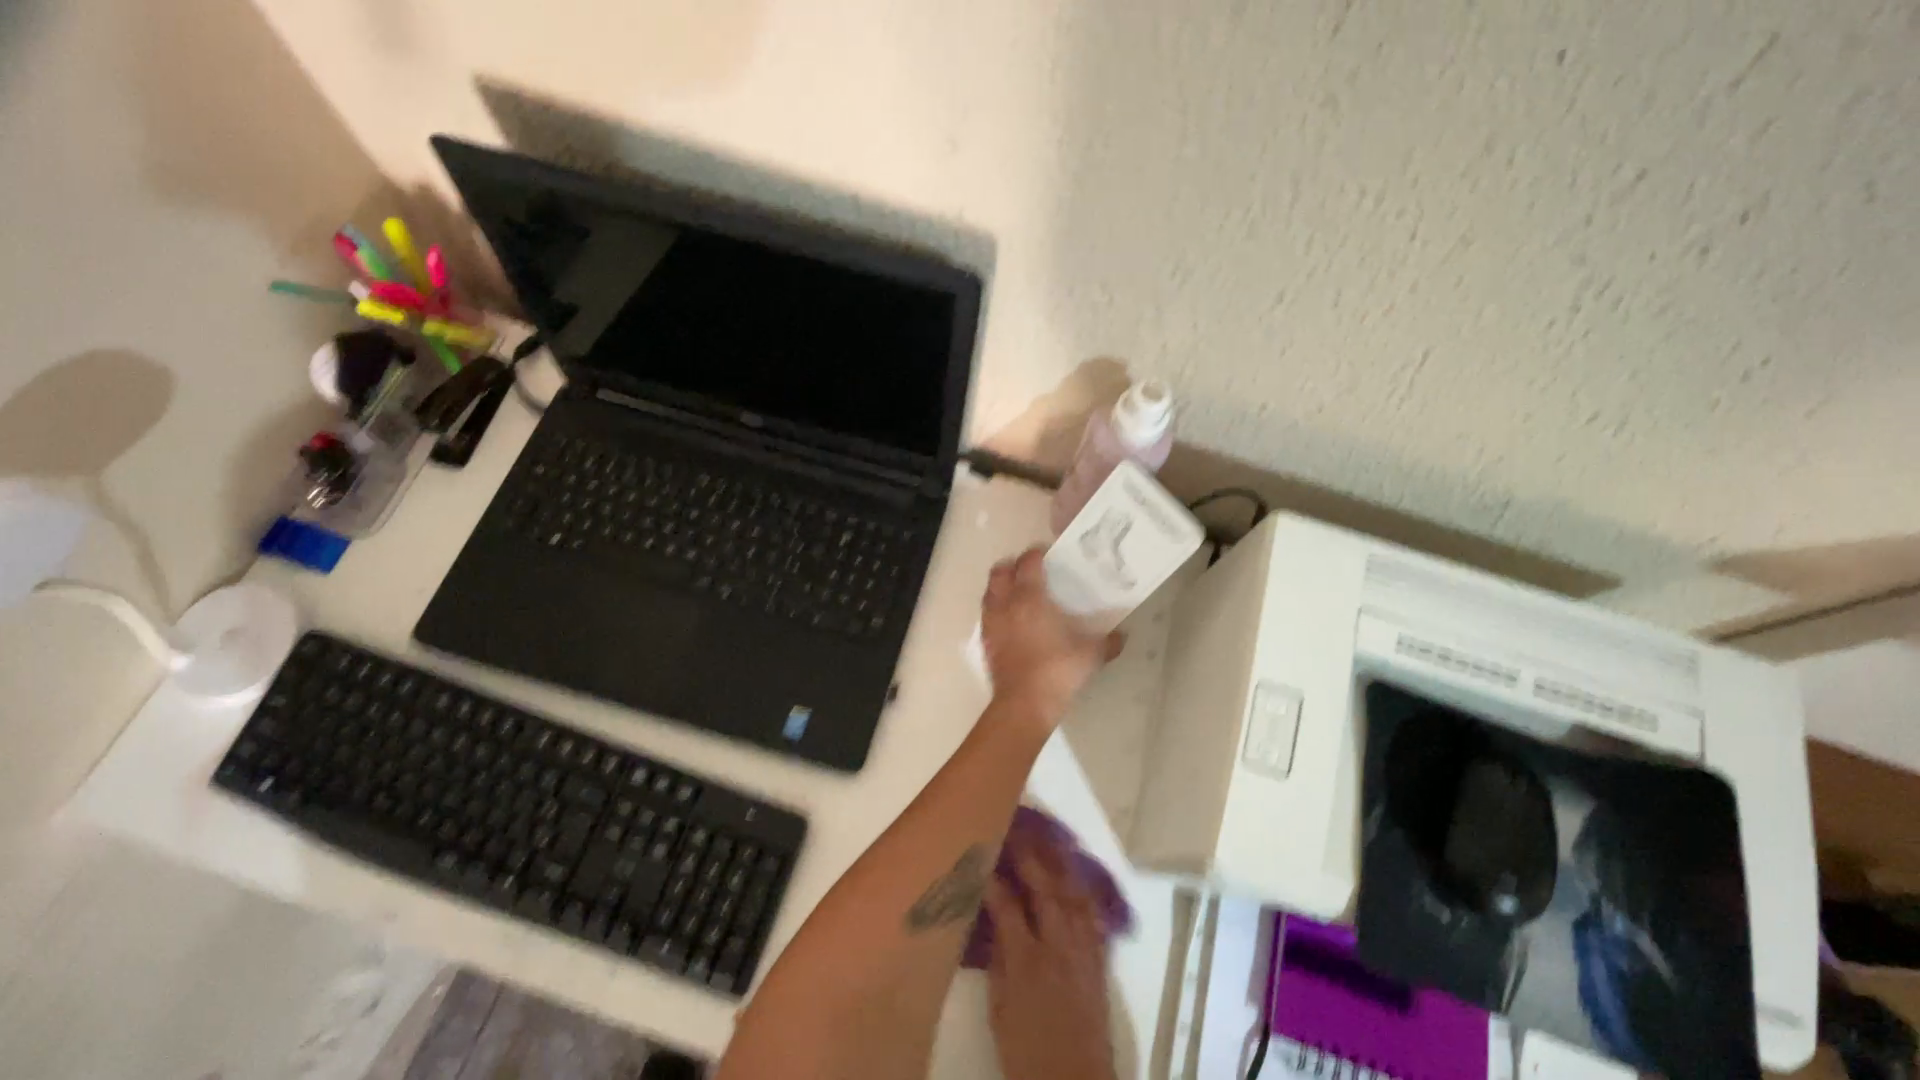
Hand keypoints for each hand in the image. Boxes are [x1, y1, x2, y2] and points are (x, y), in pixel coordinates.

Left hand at [981, 548, 1121, 724]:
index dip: (1036, 554)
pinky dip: (996, 611)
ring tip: (1018, 594)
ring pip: (989, 592)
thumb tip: (1122, 636)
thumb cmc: (1058, 671)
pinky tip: (1011, 622)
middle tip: (1029, 571)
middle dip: (1012, 566)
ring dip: (1000, 587)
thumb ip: (1108, 642)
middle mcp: (1006, 604)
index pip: (1027, 562)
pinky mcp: (985, 643)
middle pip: (999, 571)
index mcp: (1030, 598)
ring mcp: (992, 624)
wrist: (1024, 704)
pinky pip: (987, 616)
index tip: (1047, 555)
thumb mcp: (1091, 656)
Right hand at [982, 833, 1117, 1079]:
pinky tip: (1077, 878)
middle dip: (1030, 857)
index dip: (993, 879)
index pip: (1007, 905)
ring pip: (1074, 896)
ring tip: (1049, 839)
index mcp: (1027, 961)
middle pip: (1046, 889)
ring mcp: (1084, 952)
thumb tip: (995, 922)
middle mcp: (1059, 947)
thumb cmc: (1027, 1052)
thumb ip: (999, 962)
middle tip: (1015, 830)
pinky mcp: (1100, 962)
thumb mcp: (1000, 1010)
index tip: (980, 857)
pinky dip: (1083, 892)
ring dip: (1061, 865)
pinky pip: (1092, 916)